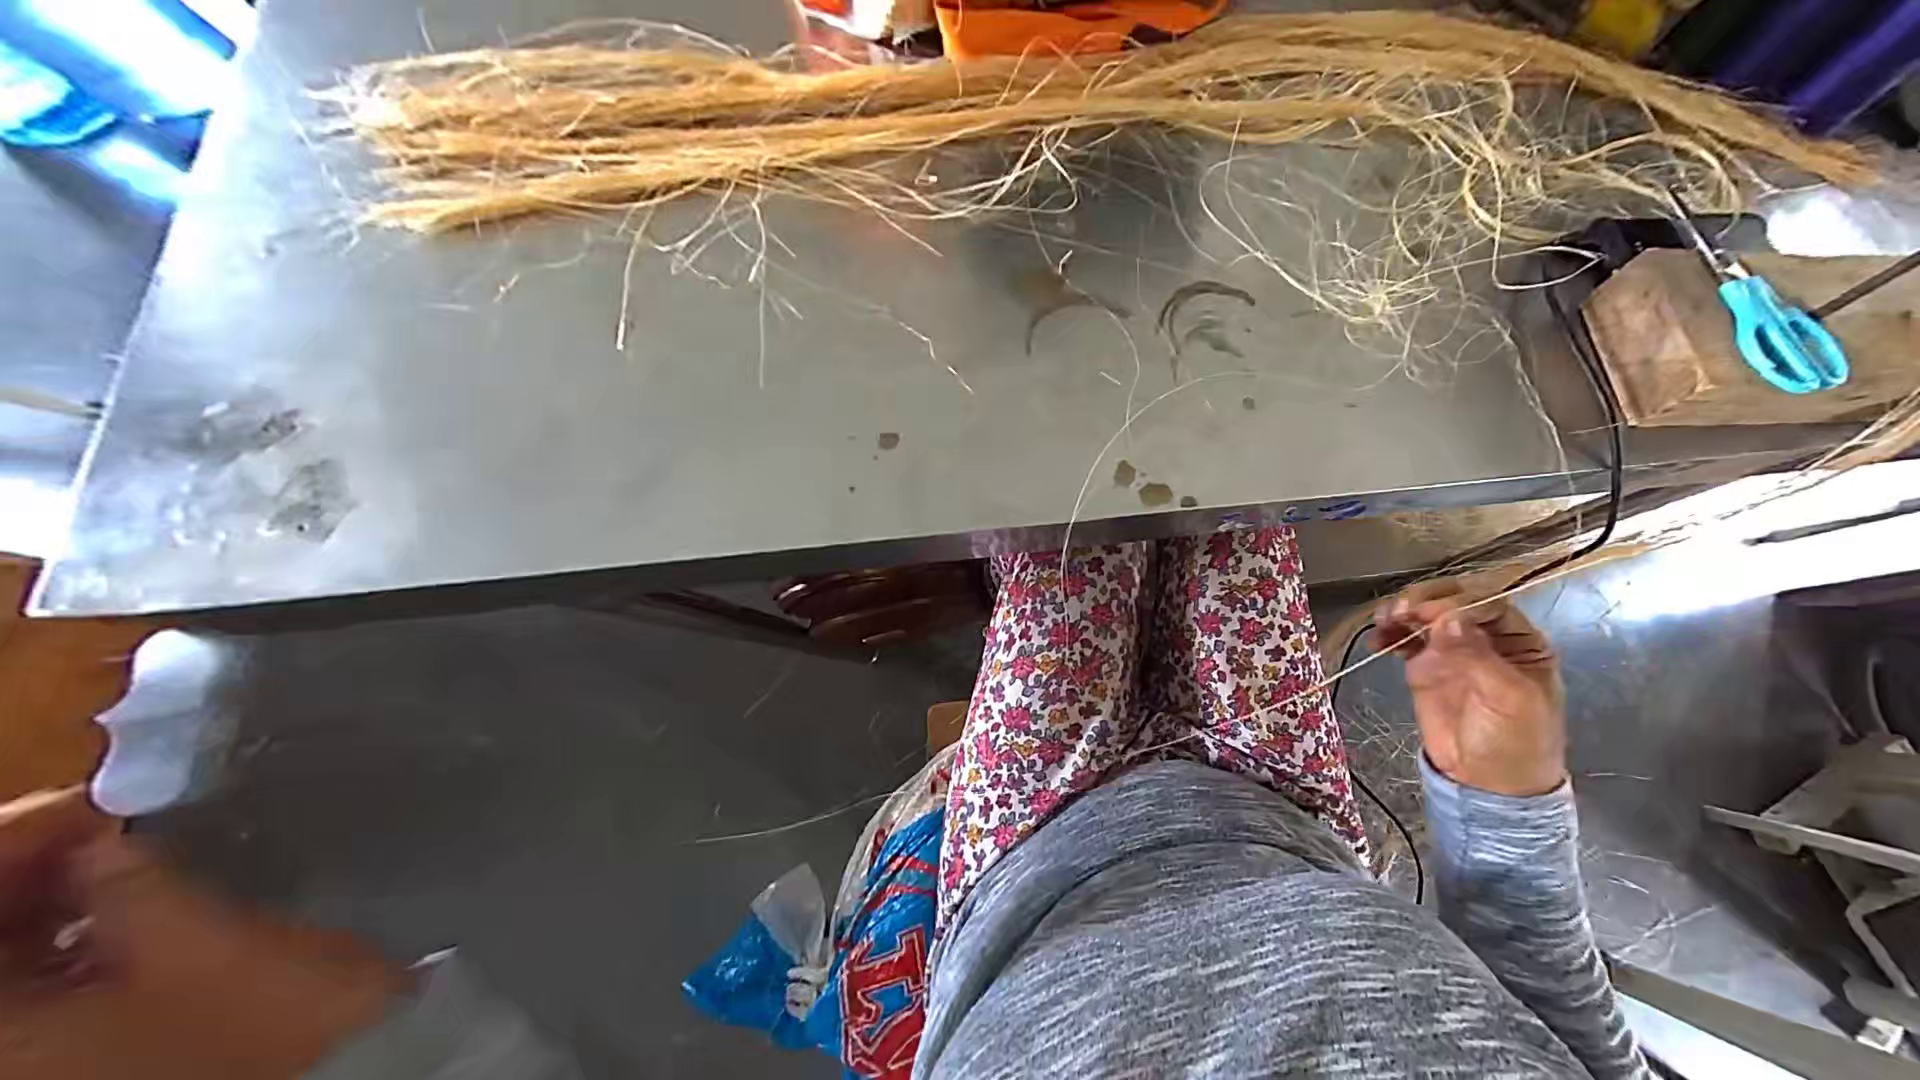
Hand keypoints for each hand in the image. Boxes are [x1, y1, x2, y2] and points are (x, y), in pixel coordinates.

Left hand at [0, 789, 407, 1079]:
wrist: (333, 1069)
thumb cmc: (263, 1014)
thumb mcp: (209, 943)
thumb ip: (137, 884)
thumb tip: (99, 833)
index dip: (14, 844)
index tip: (93, 799)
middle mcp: (5, 1048)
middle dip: (27, 866)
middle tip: (104, 814)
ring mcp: (40, 1053)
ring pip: (10, 953)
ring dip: (47, 894)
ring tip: (116, 844)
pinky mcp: (85, 1046)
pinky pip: (41, 978)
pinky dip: (70, 928)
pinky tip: (124, 895)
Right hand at [1373, 580, 1567, 796]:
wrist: (1486, 781)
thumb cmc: (1515, 741)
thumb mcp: (1510, 700)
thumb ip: (1480, 657)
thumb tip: (1448, 619)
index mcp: (1519, 640)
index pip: (1489, 604)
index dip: (1459, 603)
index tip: (1431, 614)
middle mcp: (1484, 637)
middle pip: (1452, 600)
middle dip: (1425, 600)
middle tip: (1401, 611)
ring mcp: (1451, 649)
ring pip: (1423, 615)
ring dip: (1401, 612)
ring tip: (1384, 622)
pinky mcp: (1423, 664)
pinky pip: (1403, 639)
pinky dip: (1387, 634)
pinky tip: (1378, 640)